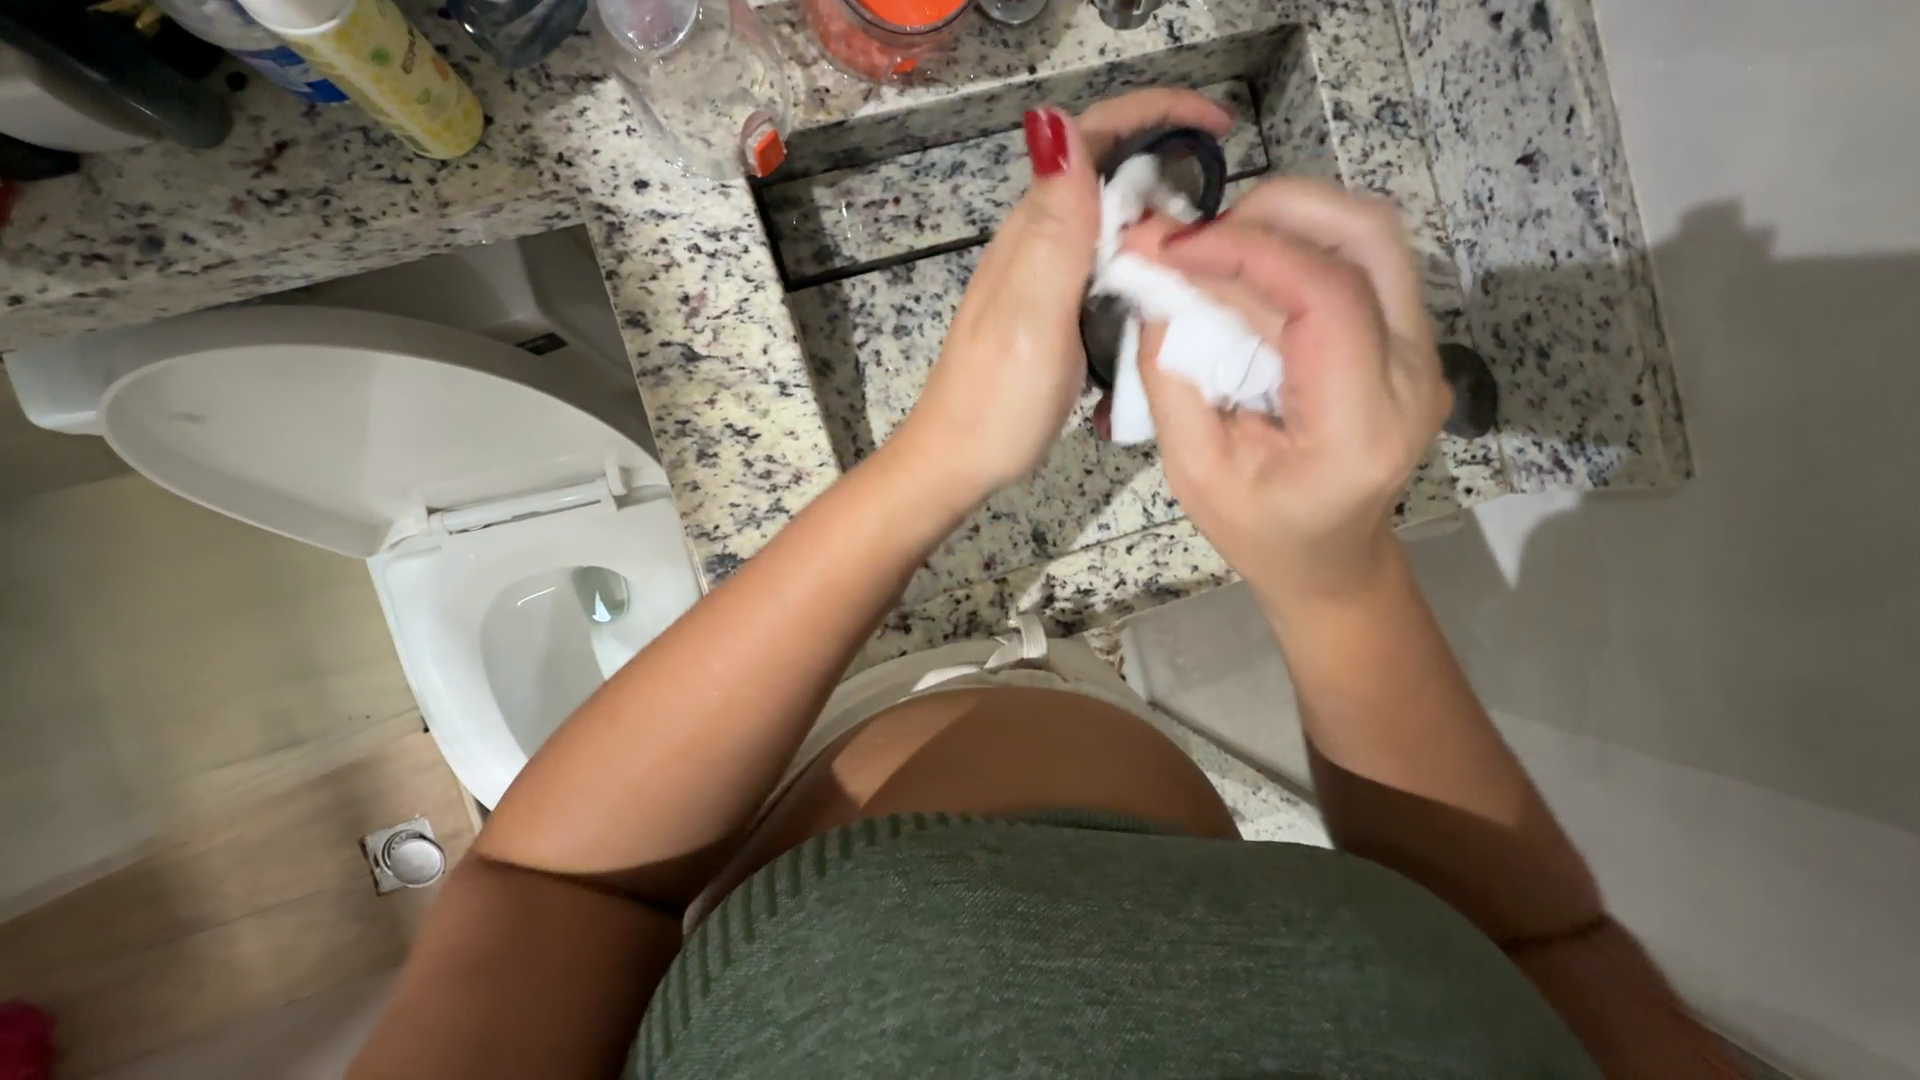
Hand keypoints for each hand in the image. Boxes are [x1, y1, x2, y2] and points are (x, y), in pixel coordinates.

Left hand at [892, 89, 1232, 501]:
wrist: (958, 461)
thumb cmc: (997, 401)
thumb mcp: (1033, 315)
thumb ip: (1054, 228)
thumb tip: (1054, 122)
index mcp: (1034, 233)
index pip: (1090, 140)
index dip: (1155, 113)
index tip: (1220, 128)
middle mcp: (1036, 244)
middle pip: (1106, 176)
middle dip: (1168, 169)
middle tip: (1221, 216)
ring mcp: (1042, 280)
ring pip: (1108, 224)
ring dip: (1157, 223)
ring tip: (1205, 256)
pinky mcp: (1051, 314)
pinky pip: (1103, 269)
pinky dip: (1140, 267)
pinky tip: (1163, 295)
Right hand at [1131, 178, 1451, 615]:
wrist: (1330, 560)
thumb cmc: (1258, 531)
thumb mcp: (1194, 470)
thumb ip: (1172, 377)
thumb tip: (1156, 286)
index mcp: (1361, 422)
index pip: (1324, 295)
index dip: (1245, 252)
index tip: (1170, 249)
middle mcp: (1412, 372)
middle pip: (1368, 238)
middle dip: (1273, 212)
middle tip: (1197, 236)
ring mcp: (1422, 350)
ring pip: (1372, 236)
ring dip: (1289, 220)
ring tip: (1218, 245)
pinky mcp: (1409, 338)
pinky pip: (1362, 262)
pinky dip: (1300, 245)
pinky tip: (1248, 269)